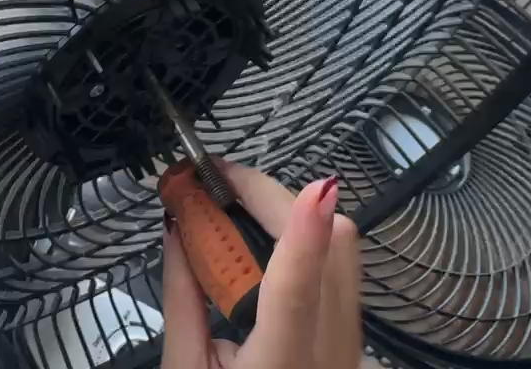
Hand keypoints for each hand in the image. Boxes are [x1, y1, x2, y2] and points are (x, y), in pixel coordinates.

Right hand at [161, 163, 361, 368]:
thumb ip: (181, 297)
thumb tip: (175, 225)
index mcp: (281, 367)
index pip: (294, 295)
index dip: (304, 237)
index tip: (317, 188)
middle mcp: (332, 354)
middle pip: (332, 250)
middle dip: (272, 198)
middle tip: (214, 181)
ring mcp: (353, 348)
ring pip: (341, 253)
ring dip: (287, 214)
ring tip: (230, 203)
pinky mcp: (355, 340)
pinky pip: (337, 269)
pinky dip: (300, 239)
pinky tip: (256, 240)